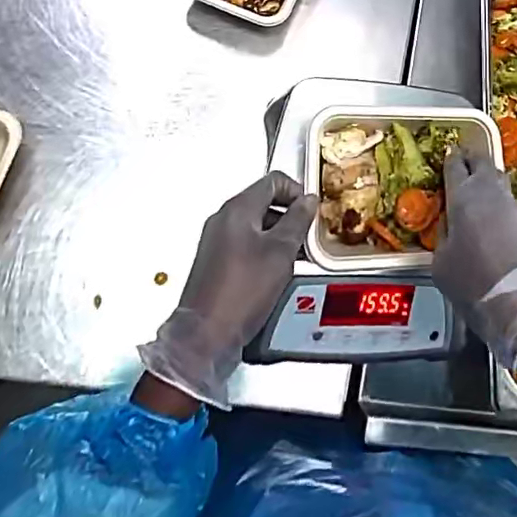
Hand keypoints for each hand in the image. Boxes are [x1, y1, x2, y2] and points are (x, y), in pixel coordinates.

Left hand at [138, 172, 315, 410]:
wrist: (205, 336)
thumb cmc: (242, 291)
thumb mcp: (281, 251)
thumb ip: (298, 220)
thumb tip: (308, 200)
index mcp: (237, 209)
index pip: (273, 181)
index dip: (297, 191)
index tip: (311, 211)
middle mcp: (224, 219)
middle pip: (264, 202)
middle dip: (290, 215)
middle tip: (309, 235)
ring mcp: (217, 241)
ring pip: (257, 225)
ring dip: (280, 235)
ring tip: (299, 256)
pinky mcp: (217, 262)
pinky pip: (247, 244)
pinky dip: (266, 250)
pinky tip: (279, 271)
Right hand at [433, 148, 516, 369]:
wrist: (516, 300)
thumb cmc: (470, 281)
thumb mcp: (441, 260)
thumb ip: (442, 233)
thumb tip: (449, 223)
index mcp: (462, 195)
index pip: (454, 165)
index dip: (449, 158)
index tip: (447, 154)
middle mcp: (487, 191)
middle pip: (480, 161)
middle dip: (470, 157)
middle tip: (462, 157)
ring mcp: (508, 203)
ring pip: (496, 174)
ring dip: (485, 171)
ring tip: (476, 177)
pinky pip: (505, 193)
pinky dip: (495, 191)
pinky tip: (489, 202)